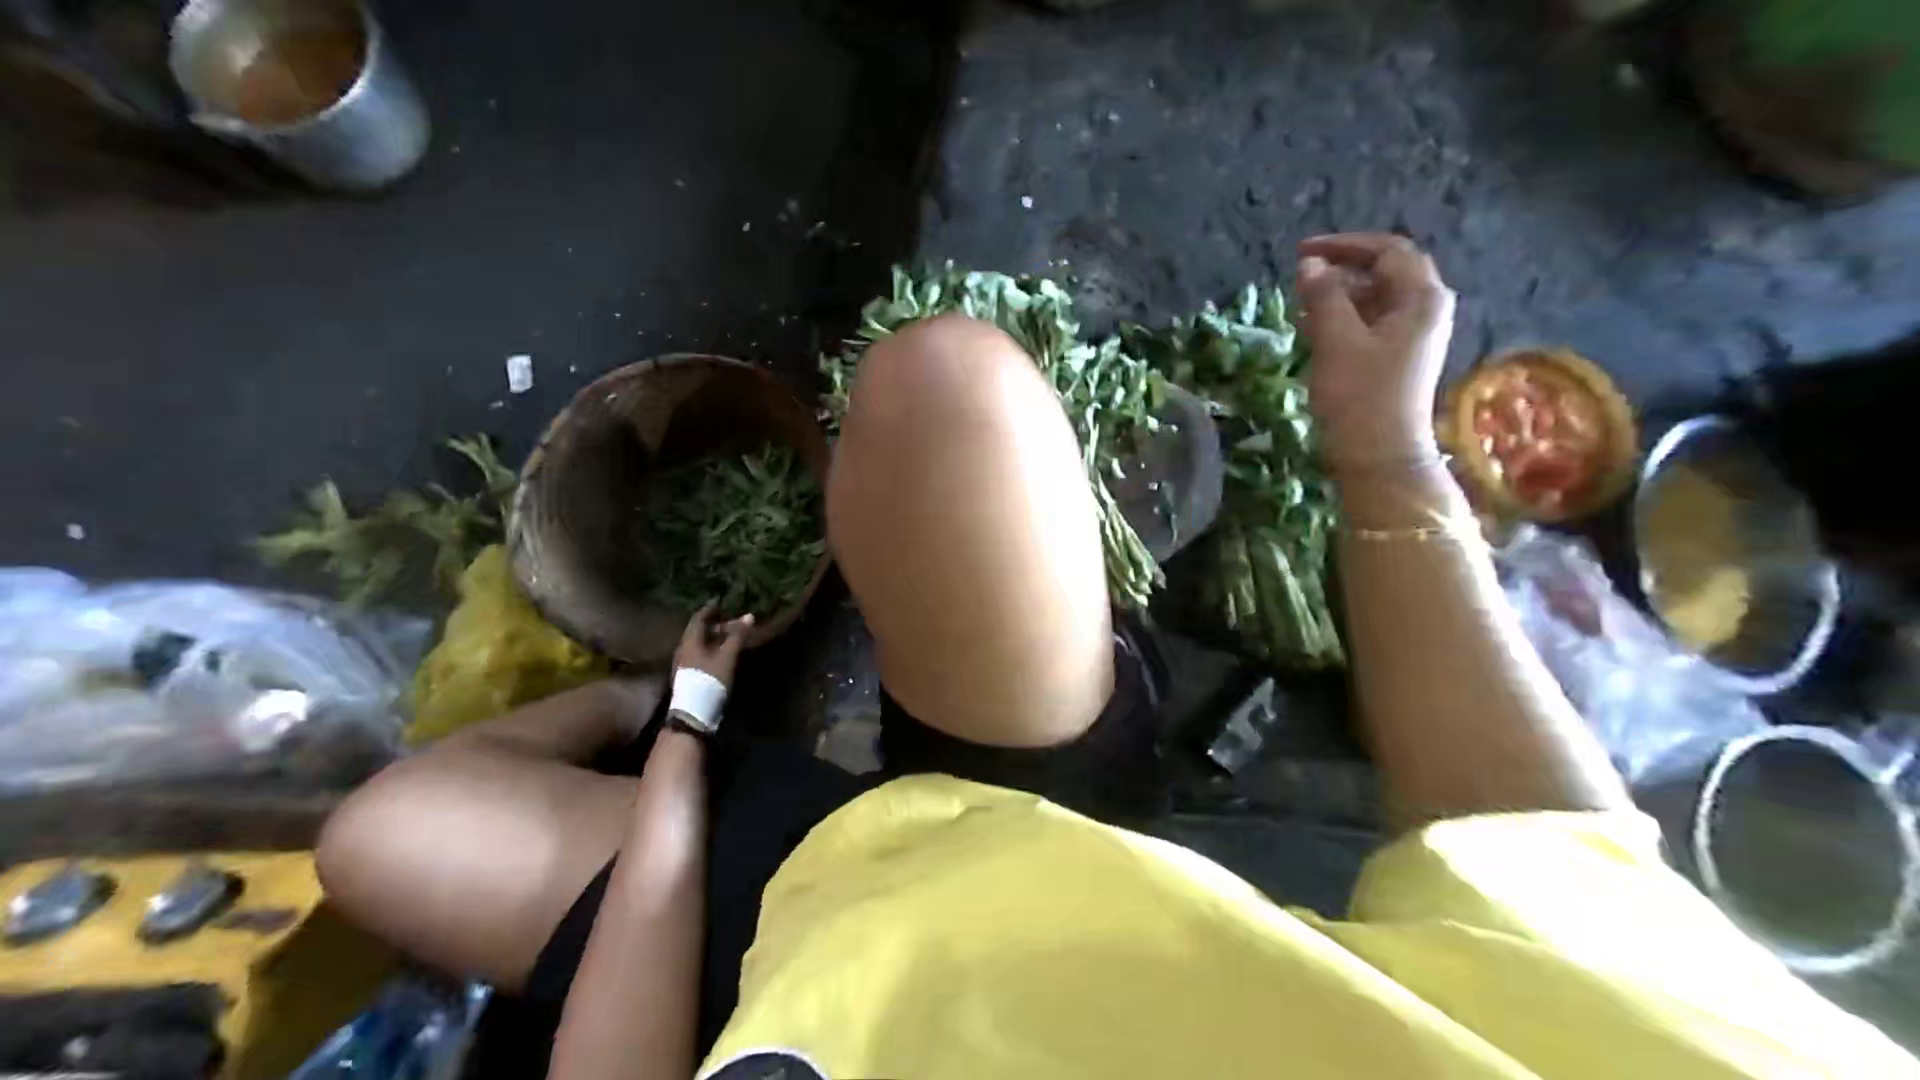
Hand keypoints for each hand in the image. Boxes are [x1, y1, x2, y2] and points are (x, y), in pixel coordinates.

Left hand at [673, 604, 753, 688]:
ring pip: (700, 644)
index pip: (698, 618)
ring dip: (716, 639)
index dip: (711, 609)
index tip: (723, 604)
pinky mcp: (688, 674)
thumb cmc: (710, 679)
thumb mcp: (727, 656)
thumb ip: (738, 636)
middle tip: (735, 624)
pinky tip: (724, 654)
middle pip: (700, 631)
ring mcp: (684, 663)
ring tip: (733, 639)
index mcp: (690, 640)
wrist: (693, 712)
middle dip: (718, 625)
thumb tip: (749, 616)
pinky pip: (700, 654)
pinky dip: (712, 649)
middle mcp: (683, 648)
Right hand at [1296, 233, 1456, 473]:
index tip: (1302, 252)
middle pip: (1385, 273)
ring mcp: (1414, 337)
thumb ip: (1324, 296)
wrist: (1378, 456)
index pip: (1388, 251)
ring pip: (1376, 300)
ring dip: (1339, 296)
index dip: (1344, 246)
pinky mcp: (1397, 360)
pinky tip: (1314, 330)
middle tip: (1300, 278)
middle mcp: (1426, 311)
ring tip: (1301, 305)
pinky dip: (1344, 319)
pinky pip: (1371, 324)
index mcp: (1422, 298)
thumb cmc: (1359, 395)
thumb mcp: (1337, 340)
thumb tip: (1309, 264)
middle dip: (1342, 270)